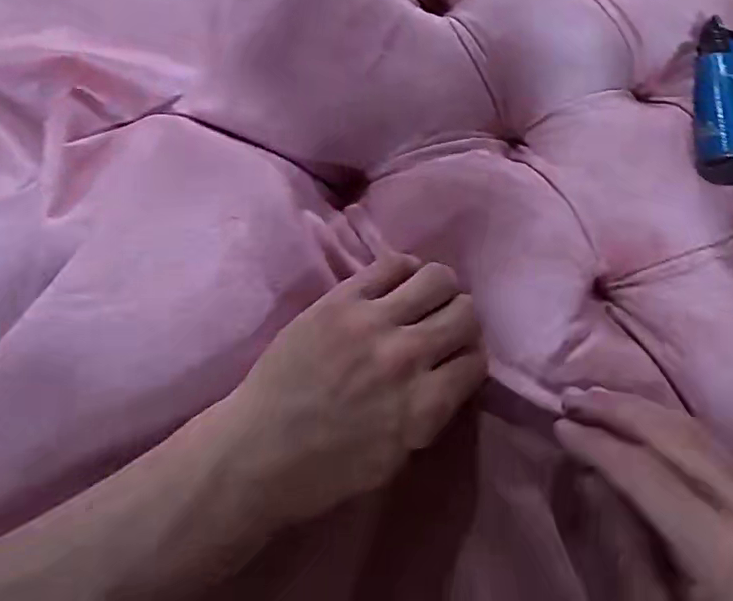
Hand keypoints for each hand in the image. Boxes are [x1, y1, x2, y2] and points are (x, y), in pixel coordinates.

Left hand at [215, 252, 486, 527]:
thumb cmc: (325, 469)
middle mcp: (406, 358)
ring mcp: (373, 322)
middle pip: (466, 313)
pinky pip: (394, 262)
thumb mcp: (396, 458)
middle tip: (444, 327)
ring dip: (441, 290)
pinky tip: (398, 284)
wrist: (255, 452)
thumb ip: (432, 412)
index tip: (458, 360)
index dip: (470, 360)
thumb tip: (453, 372)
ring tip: (425, 299)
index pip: (477, 361)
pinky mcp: (342, 298)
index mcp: (422, 408)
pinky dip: (406, 270)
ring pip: (439, 278)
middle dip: (462, 322)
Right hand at [555, 389, 732, 600]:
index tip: (558, 424)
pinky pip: (716, 450)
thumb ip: (624, 546)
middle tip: (572, 397)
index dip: (600, 445)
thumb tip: (589, 475)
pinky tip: (642, 419)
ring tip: (598, 399)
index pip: (650, 474)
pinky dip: (673, 429)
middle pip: (677, 439)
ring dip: (643, 411)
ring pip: (699, 434)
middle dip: (619, 411)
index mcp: (731, 551)